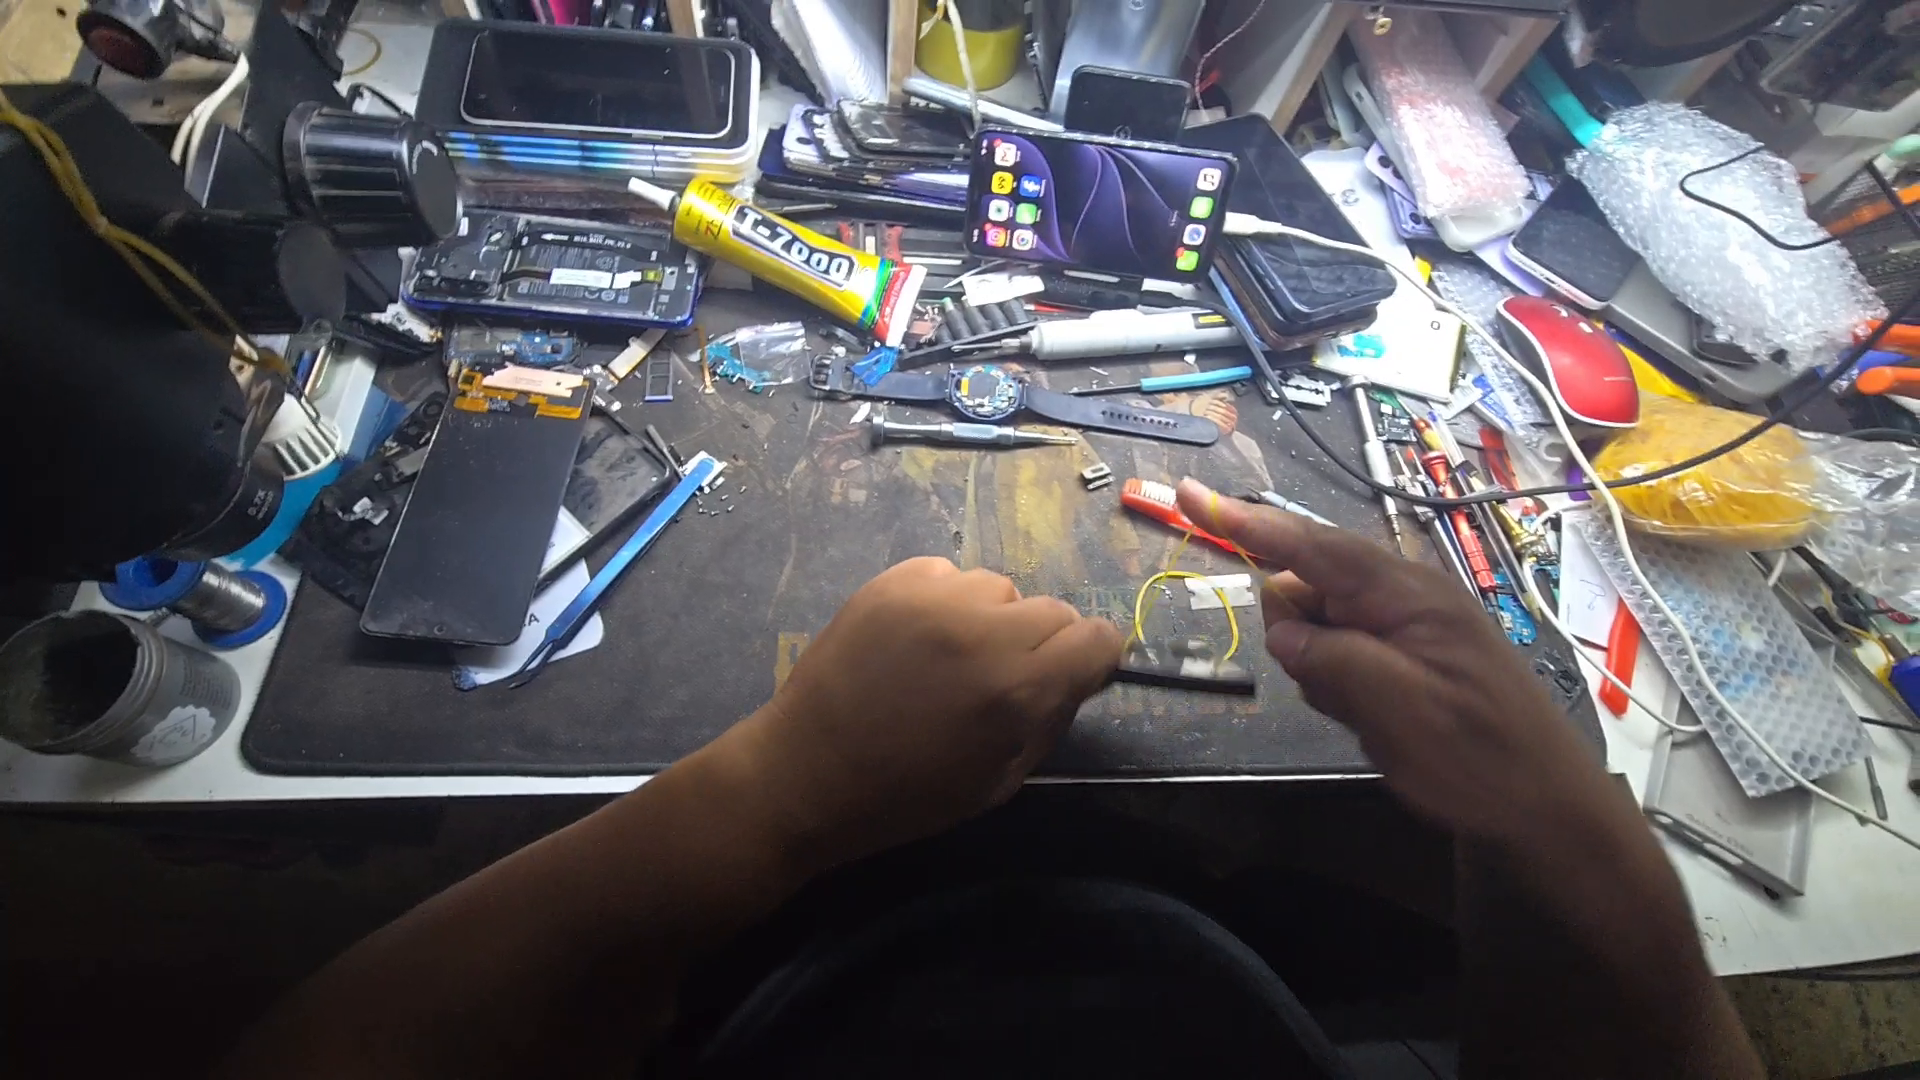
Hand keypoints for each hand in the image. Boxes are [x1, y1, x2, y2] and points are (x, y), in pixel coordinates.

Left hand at [716, 557, 1123, 868]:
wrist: (806, 772)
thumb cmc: (907, 796)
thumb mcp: (999, 782)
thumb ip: (1049, 720)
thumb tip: (1075, 676)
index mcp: (1017, 686)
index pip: (1097, 637)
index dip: (1091, 659)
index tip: (1070, 676)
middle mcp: (983, 628)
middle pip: (1054, 609)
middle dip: (1043, 642)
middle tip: (1002, 674)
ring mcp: (933, 597)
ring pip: (999, 587)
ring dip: (992, 618)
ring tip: (951, 655)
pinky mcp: (892, 581)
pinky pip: (948, 575)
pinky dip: (947, 602)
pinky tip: (917, 637)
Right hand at [1176, 479, 1619, 846]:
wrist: (1546, 816)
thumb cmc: (1483, 761)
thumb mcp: (1403, 712)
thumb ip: (1333, 659)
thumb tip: (1283, 631)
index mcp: (1405, 595)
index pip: (1310, 546)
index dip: (1245, 521)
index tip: (1187, 494)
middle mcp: (1397, 598)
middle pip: (1302, 589)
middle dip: (1296, 635)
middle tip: (1336, 689)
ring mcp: (1396, 627)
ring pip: (1311, 627)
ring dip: (1318, 670)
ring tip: (1366, 713)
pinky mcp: (1393, 655)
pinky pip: (1330, 655)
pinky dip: (1332, 684)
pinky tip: (1370, 717)